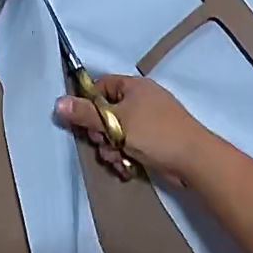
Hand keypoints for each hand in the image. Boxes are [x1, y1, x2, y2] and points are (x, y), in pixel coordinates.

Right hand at [56, 75, 223, 184]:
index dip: (89, 103)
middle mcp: (141, 100)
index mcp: (134, 86)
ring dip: (111, 147)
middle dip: (100, 132)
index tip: (83, 120)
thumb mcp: (116, 122)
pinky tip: (125, 166)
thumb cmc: (154, 133)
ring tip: (116, 158)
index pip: (101, 86)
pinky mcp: (154, 141)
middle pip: (107, 112)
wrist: (194, 160)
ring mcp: (149, 121)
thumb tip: (57, 103)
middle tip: (102, 143)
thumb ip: (85, 114)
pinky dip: (124, 155)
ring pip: (117, 132)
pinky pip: (130, 144)